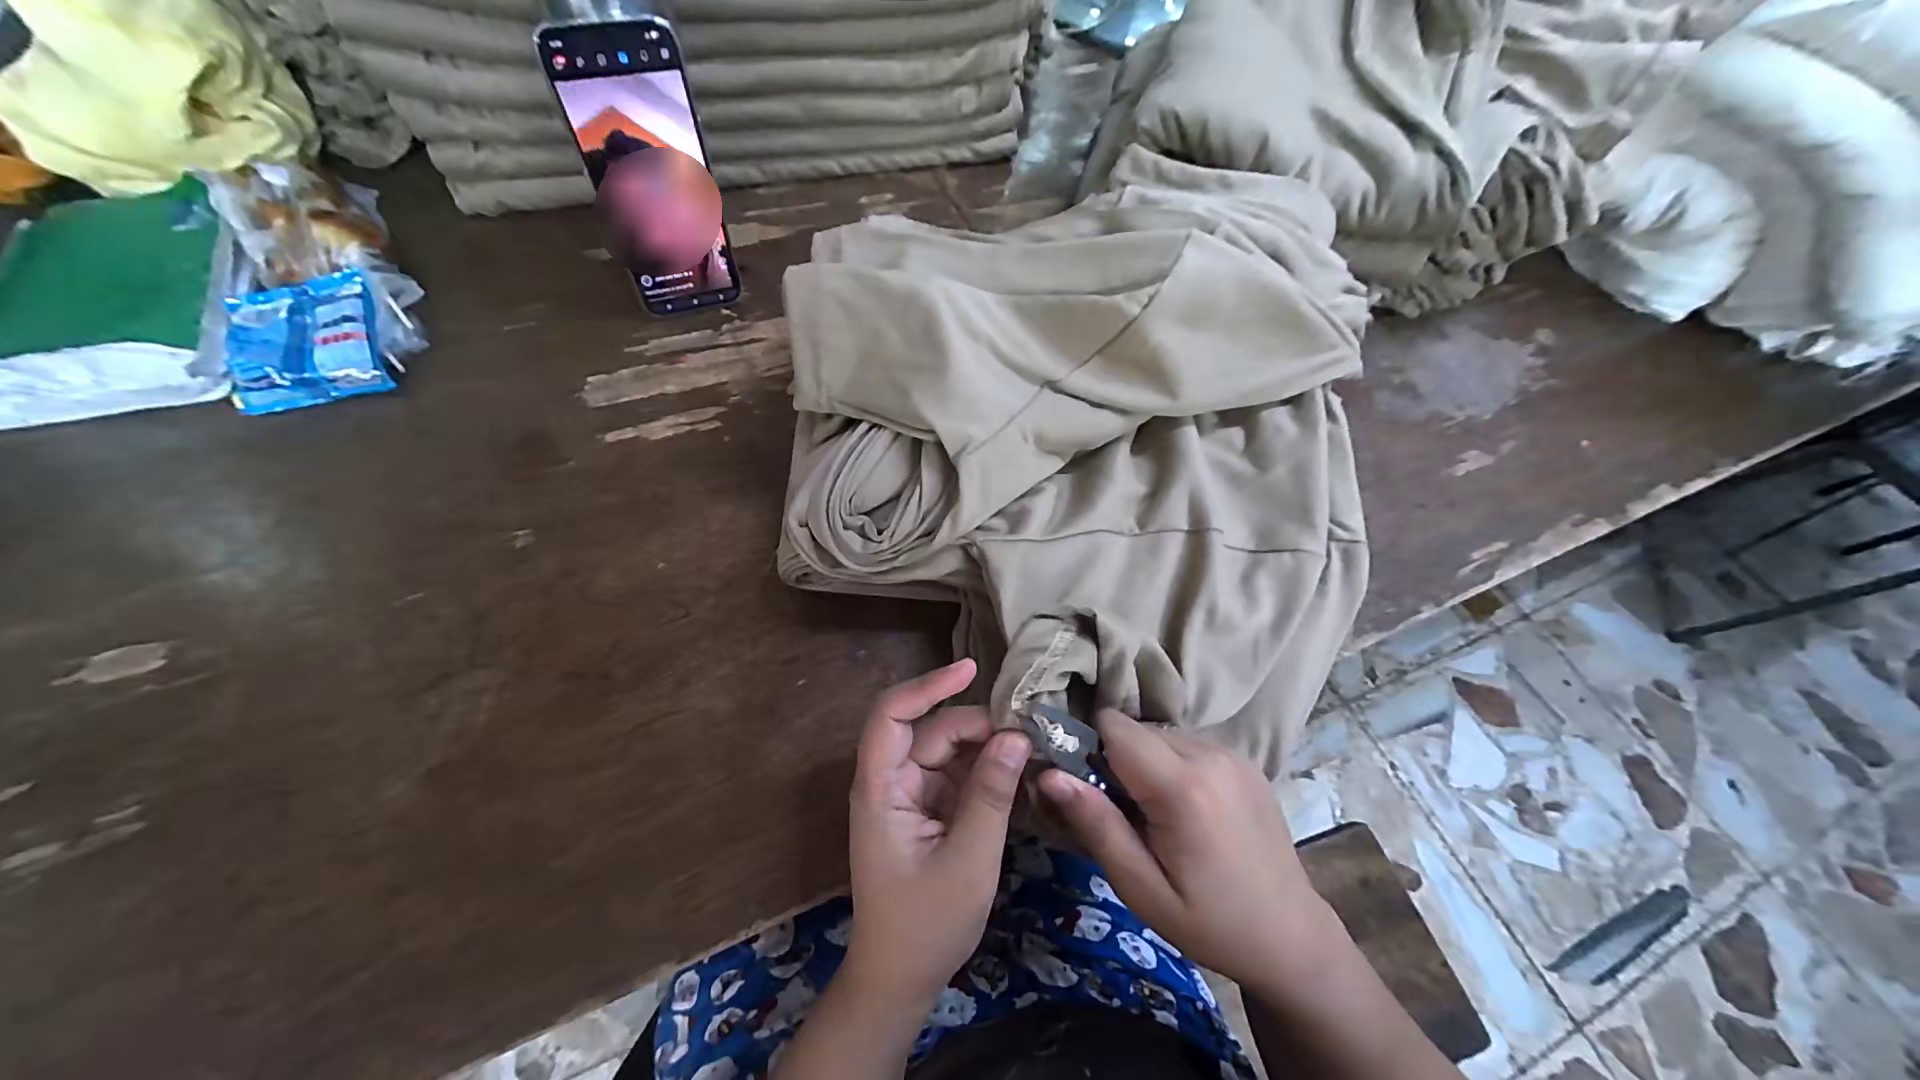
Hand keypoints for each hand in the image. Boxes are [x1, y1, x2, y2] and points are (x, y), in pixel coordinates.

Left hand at [844, 659, 1031, 1004]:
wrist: (901, 977)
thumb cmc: (925, 924)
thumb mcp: (967, 862)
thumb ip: (991, 796)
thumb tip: (1017, 736)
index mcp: (881, 788)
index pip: (892, 715)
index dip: (927, 686)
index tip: (971, 670)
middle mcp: (893, 780)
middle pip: (932, 729)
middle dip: (978, 726)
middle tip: (1030, 736)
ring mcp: (912, 793)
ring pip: (950, 748)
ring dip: (988, 747)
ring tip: (1033, 752)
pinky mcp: (931, 807)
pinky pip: (960, 773)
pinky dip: (989, 770)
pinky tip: (1020, 774)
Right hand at [1038, 710, 1340, 991]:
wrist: (1291, 937)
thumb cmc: (1210, 923)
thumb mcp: (1141, 888)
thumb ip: (1095, 824)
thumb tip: (1048, 774)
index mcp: (1184, 786)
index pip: (1113, 725)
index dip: (1090, 749)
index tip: (1088, 789)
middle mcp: (1210, 755)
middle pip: (1135, 729)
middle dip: (1116, 760)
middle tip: (1123, 814)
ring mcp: (1232, 754)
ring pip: (1158, 733)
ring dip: (1143, 762)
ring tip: (1155, 815)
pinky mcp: (1244, 760)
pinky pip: (1185, 742)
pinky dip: (1170, 765)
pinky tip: (1184, 810)